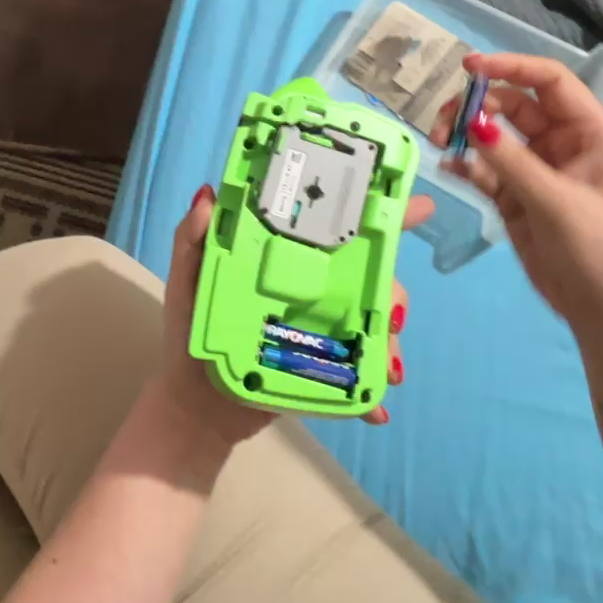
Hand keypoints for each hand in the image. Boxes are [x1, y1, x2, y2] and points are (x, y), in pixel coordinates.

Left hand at [156, 185, 433, 446]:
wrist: (196, 406)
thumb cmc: (189, 333)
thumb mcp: (186, 283)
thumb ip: (191, 240)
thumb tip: (207, 194)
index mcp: (282, 260)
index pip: (328, 228)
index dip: (372, 212)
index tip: (415, 205)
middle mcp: (309, 288)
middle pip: (366, 275)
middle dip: (390, 289)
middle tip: (392, 313)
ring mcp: (320, 328)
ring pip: (372, 322)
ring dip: (387, 341)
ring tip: (385, 366)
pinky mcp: (323, 367)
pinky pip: (359, 373)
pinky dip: (370, 392)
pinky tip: (372, 408)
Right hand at [432, 53, 602, 331]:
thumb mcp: (557, 201)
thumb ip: (510, 160)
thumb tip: (471, 121)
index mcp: (590, 133)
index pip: (548, 82)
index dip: (510, 67)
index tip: (467, 68)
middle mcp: (562, 145)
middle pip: (513, 106)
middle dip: (476, 106)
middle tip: (442, 121)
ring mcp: (537, 172)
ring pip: (493, 137)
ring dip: (465, 135)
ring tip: (439, 144)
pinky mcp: (516, 200)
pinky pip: (485, 171)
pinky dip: (465, 165)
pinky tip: (447, 167)